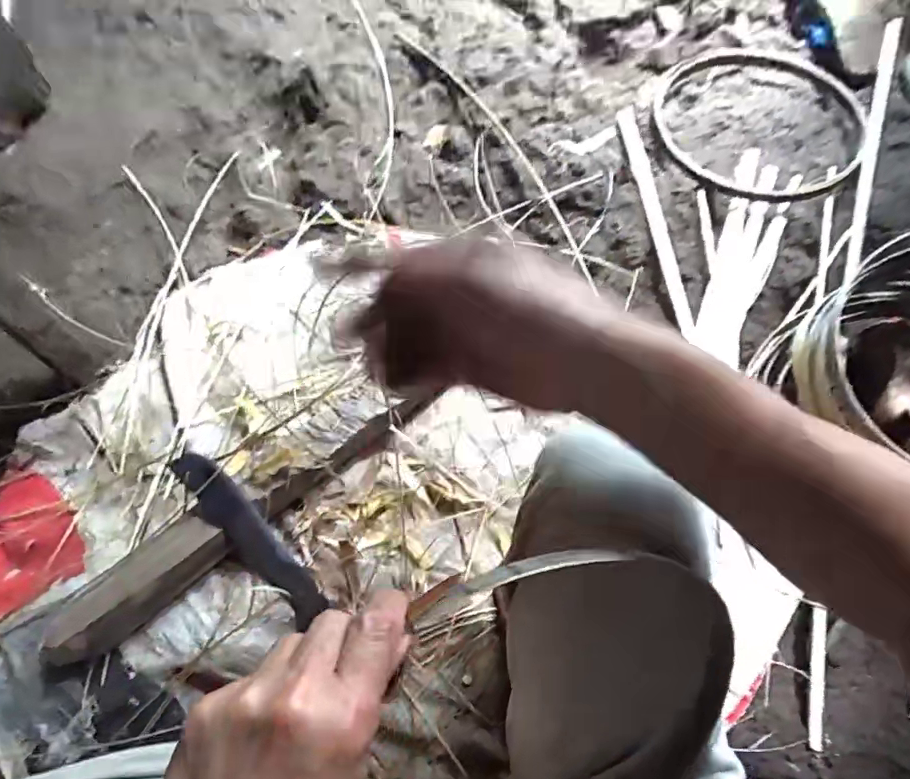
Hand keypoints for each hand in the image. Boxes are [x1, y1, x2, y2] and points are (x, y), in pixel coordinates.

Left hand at [141, 590, 409, 778]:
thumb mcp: (357, 763)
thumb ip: (368, 696)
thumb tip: (390, 642)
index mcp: (342, 716)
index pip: (372, 626)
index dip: (387, 606)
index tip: (392, 603)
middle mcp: (292, 694)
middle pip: (328, 621)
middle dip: (343, 637)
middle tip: (340, 669)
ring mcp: (239, 698)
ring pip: (287, 644)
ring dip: (301, 662)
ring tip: (291, 706)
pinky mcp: (202, 707)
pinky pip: (248, 676)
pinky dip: (261, 691)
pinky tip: (252, 732)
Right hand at [344, 239, 644, 413]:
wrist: (582, 360)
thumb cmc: (534, 310)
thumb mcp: (478, 280)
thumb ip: (428, 275)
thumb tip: (384, 272)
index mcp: (464, 262)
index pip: (405, 261)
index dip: (365, 267)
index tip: (326, 274)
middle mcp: (461, 295)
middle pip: (406, 304)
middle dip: (378, 321)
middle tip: (351, 343)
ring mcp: (468, 333)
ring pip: (416, 340)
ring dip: (391, 353)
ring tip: (374, 371)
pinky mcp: (475, 370)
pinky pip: (434, 369)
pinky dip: (414, 375)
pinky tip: (398, 385)